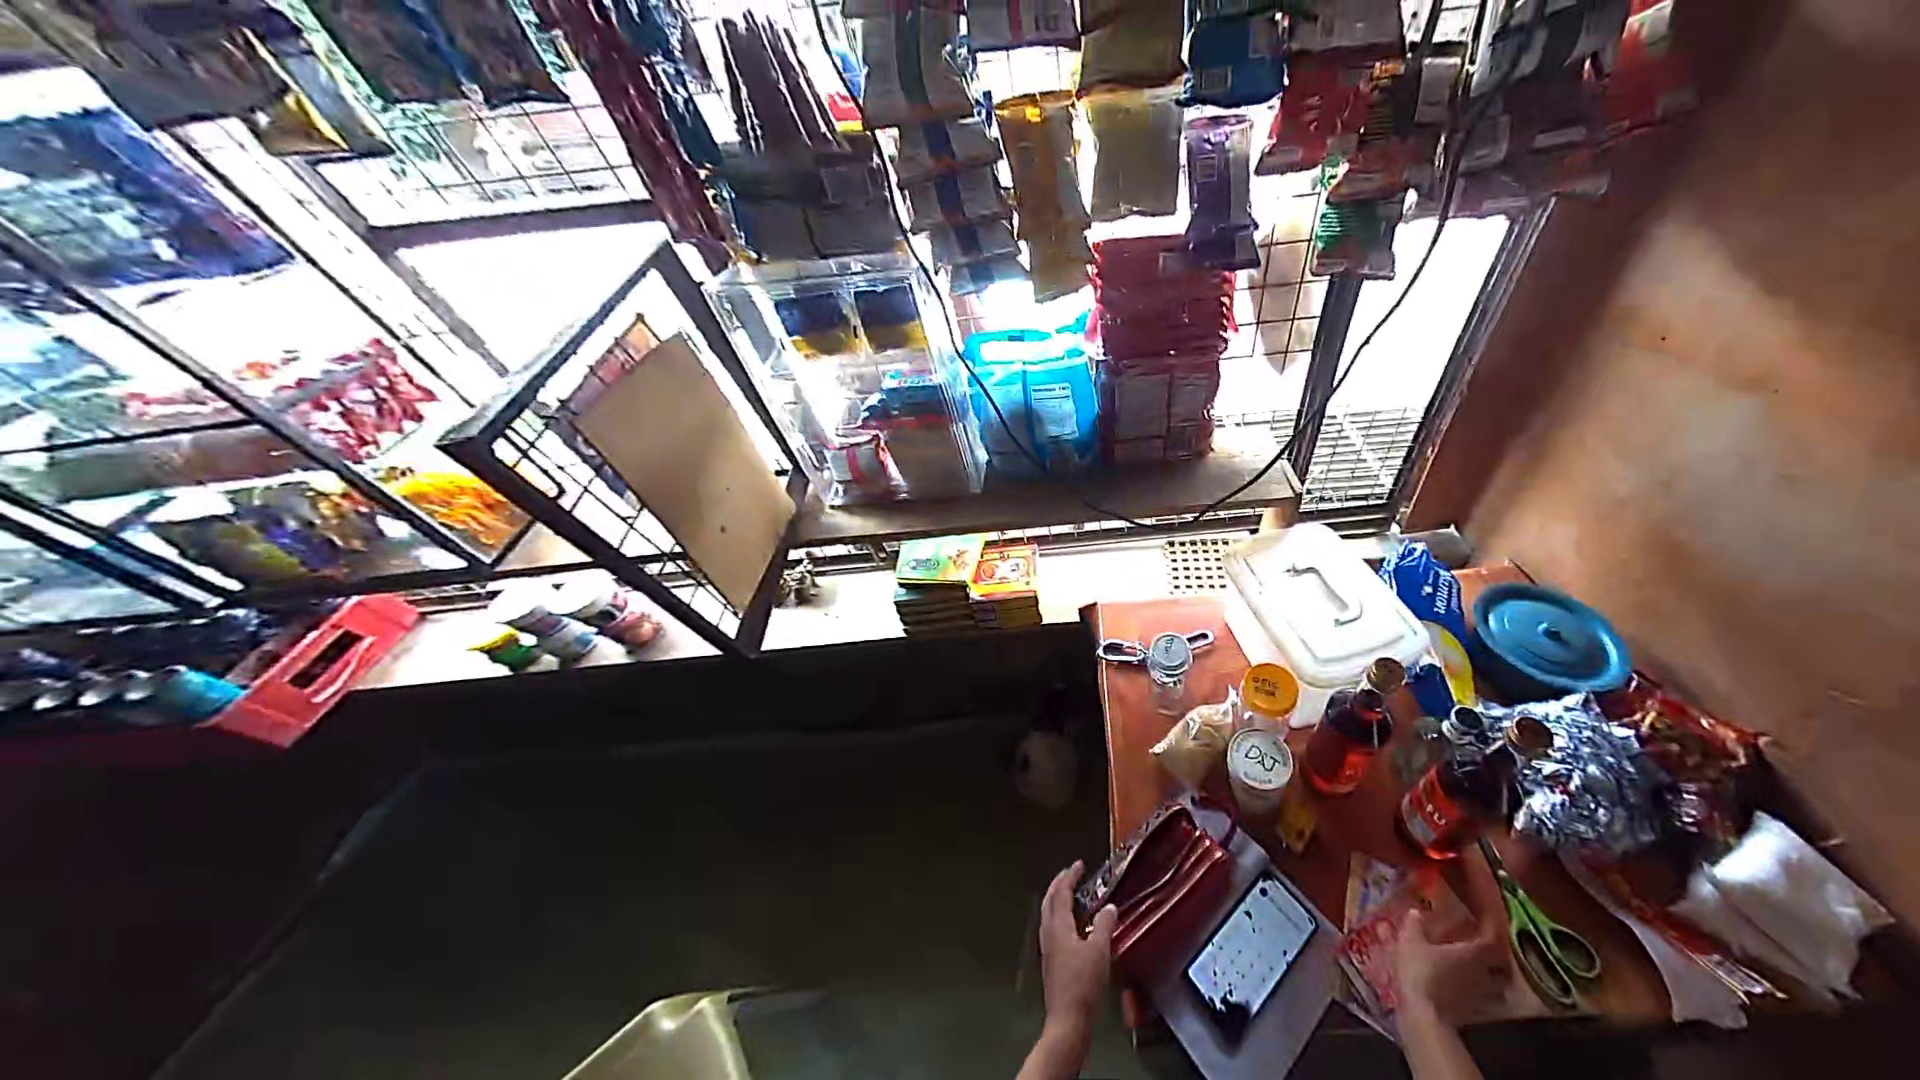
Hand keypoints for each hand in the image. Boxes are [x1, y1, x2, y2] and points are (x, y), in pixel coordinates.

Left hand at [1038, 860, 1116, 1037]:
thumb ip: (1104, 926)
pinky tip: (1071, 926)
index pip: (1061, 892)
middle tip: (1071, 874)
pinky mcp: (1051, 960)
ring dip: (1058, 898)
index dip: (1069, 876)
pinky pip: (1052, 927)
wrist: (1067, 1020)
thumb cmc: (1082, 985)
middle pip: (1049, 900)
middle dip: (1059, 883)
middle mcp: (1048, 933)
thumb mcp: (1099, 951)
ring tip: (1070, 894)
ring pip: (1048, 913)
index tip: (1078, 865)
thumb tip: (1109, 908)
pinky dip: (1060, 916)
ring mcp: (1047, 947)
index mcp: (1058, 926)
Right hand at [1394, 908, 1509, 1028]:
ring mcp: (1481, 996)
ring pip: (1496, 988)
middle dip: (1496, 962)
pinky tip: (1465, 992)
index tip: (1488, 927)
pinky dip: (1478, 997)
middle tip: (1485, 953)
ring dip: (1492, 982)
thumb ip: (1414, 925)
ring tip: (1479, 975)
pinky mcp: (1473, 1013)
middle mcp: (1482, 974)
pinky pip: (1483, 1002)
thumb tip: (1417, 911)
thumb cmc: (1420, 970)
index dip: (1492, 934)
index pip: (1490, 943)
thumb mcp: (1410, 941)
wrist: (1424, 1013)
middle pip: (1500, 969)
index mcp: (1471, 954)